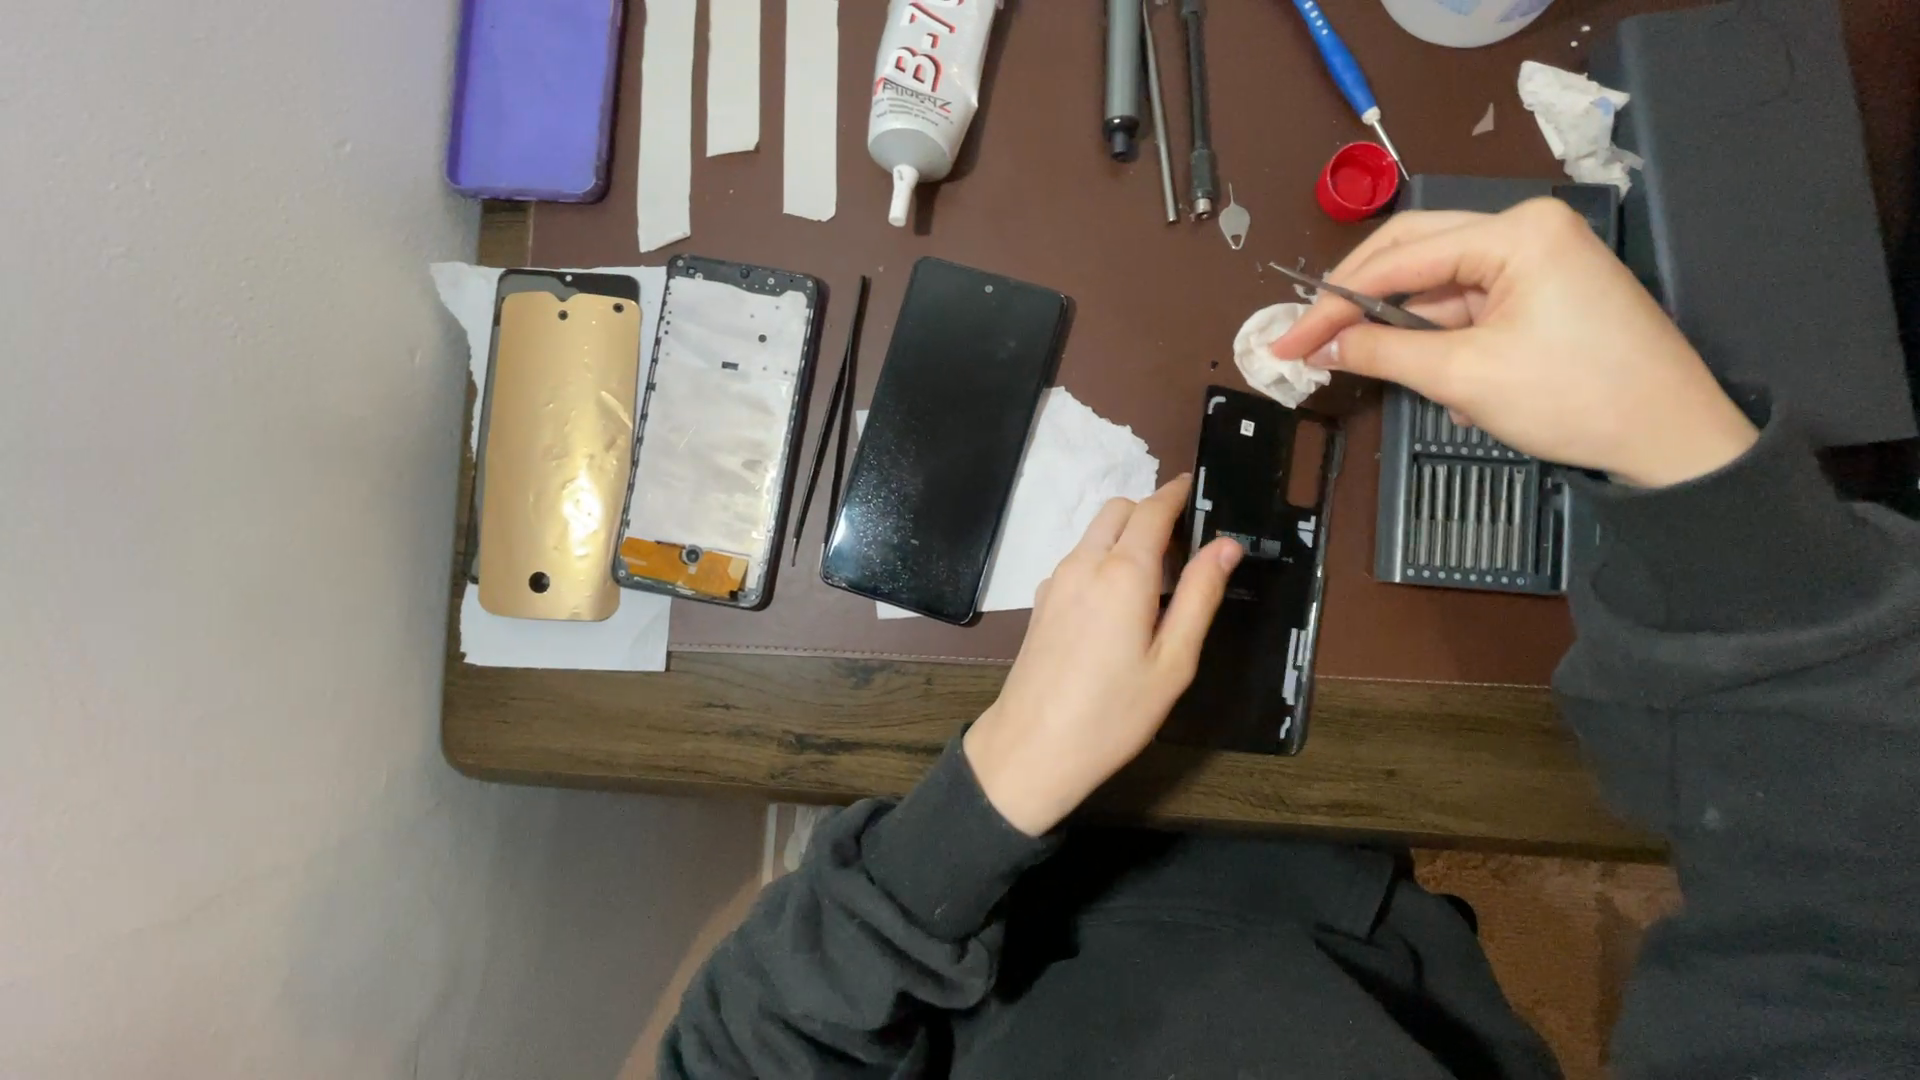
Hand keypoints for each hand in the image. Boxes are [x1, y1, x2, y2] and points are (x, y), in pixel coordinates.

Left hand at [962, 475, 1241, 836]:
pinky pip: (1076, 560)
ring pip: (1093, 533)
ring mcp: (1055, 581)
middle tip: (1183, 549)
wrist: (1033, 746)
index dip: (1177, 493)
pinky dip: (1101, 559)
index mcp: (1121, 572)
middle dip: (1150, 513)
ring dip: (1125, 536)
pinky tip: (1116, 605)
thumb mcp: (1173, 661)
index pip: (1152, 510)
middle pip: (1117, 510)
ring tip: (1156, 582)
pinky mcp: (1041, 602)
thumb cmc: (1114, 712)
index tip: (1198, 488)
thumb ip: (1199, 595)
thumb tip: (1225, 545)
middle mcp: (1083, 564)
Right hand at [1269, 199, 1756, 488]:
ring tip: (1366, 367)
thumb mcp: (1461, 375)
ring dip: (1398, 329)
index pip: (1396, 260)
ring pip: (1433, 288)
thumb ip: (1380, 351)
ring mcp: (1533, 263)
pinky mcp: (1536, 295)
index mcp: (1514, 233)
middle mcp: (1523, 232)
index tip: (1283, 343)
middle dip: (1355, 301)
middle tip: (1305, 340)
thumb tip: (1316, 348)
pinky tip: (1438, 381)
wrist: (1671, 440)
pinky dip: (1435, 343)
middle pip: (1410, 255)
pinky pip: (1462, 310)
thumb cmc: (1571, 397)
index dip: (1330, 304)